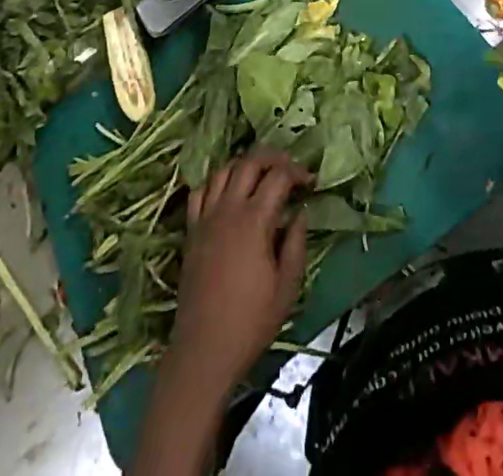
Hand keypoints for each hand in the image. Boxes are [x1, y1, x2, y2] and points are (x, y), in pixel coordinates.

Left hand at [168, 150, 310, 391]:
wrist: (206, 345)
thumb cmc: (252, 320)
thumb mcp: (287, 285)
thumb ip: (296, 242)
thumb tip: (300, 212)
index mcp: (254, 221)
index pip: (277, 177)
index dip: (297, 172)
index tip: (311, 182)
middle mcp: (227, 209)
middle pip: (248, 163)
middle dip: (272, 157)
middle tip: (290, 167)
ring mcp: (205, 217)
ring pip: (222, 171)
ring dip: (244, 164)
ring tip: (262, 173)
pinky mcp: (191, 230)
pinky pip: (200, 191)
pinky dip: (216, 181)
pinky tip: (228, 190)